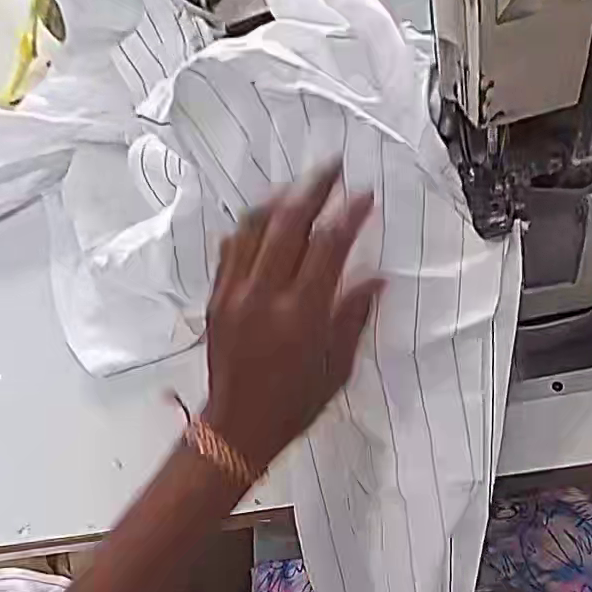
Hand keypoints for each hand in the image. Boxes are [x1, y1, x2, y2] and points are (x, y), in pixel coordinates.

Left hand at [203, 164, 384, 470]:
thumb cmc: (295, 403)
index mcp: (301, 314)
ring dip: (280, 199)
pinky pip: (232, 247)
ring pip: (255, 227)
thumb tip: (374, 280)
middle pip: (289, 223)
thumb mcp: (336, 367)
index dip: (348, 216)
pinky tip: (266, 218)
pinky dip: (252, 225)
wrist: (239, 425)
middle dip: (313, 188)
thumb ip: (353, 318)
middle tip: (331, 166)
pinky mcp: (217, 297)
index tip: (364, 197)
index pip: (328, 248)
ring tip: (300, 185)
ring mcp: (235, 292)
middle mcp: (264, 294)